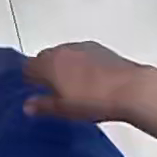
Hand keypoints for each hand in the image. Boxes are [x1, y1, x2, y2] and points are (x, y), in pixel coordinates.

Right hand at [23, 41, 149, 122]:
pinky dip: (79, 62)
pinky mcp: (97, 47)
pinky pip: (79, 53)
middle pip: (44, 58)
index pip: (28, 67)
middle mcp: (60, 50)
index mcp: (47, 64)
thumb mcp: (64, 110)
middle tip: (54, 91)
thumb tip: (26, 105)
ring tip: (74, 85)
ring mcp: (79, 46)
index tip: (35, 92)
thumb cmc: (92, 101)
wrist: (130, 89)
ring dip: (63, 65)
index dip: (29, 79)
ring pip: (62, 54)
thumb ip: (43, 106)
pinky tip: (91, 78)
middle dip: (45, 71)